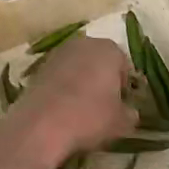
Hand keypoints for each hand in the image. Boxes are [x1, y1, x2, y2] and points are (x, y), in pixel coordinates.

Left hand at [0, 35, 135, 168]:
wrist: (41, 124)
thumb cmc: (90, 117)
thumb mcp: (121, 122)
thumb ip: (130, 114)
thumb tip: (129, 113)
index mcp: (109, 50)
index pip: (124, 65)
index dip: (125, 86)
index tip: (122, 105)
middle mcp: (84, 44)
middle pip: (99, 61)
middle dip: (102, 79)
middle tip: (103, 105)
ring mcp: (58, 53)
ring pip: (78, 67)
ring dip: (81, 82)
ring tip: (81, 109)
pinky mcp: (38, 67)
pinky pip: (59, 76)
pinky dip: (63, 88)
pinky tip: (63, 109)